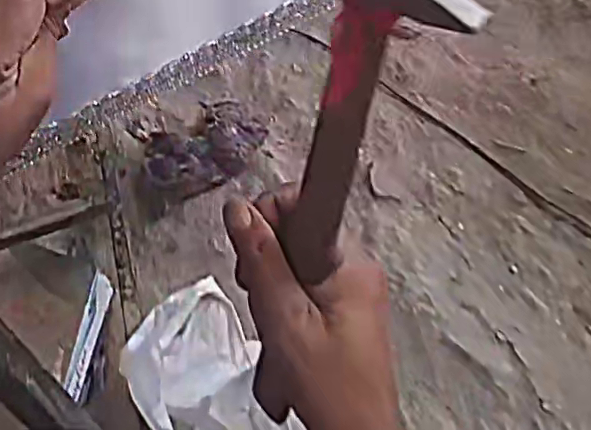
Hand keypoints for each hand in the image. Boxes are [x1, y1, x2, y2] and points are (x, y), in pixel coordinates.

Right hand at [224, 188, 400, 429]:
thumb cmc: (331, 389)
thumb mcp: (285, 319)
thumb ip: (261, 259)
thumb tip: (239, 208)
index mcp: (349, 262)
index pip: (299, 202)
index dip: (267, 216)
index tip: (253, 247)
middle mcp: (352, 265)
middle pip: (287, 228)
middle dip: (262, 258)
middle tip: (262, 296)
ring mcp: (346, 284)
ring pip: (285, 254)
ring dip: (267, 283)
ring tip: (272, 319)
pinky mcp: (337, 301)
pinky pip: (294, 276)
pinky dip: (277, 296)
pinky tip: (278, 326)